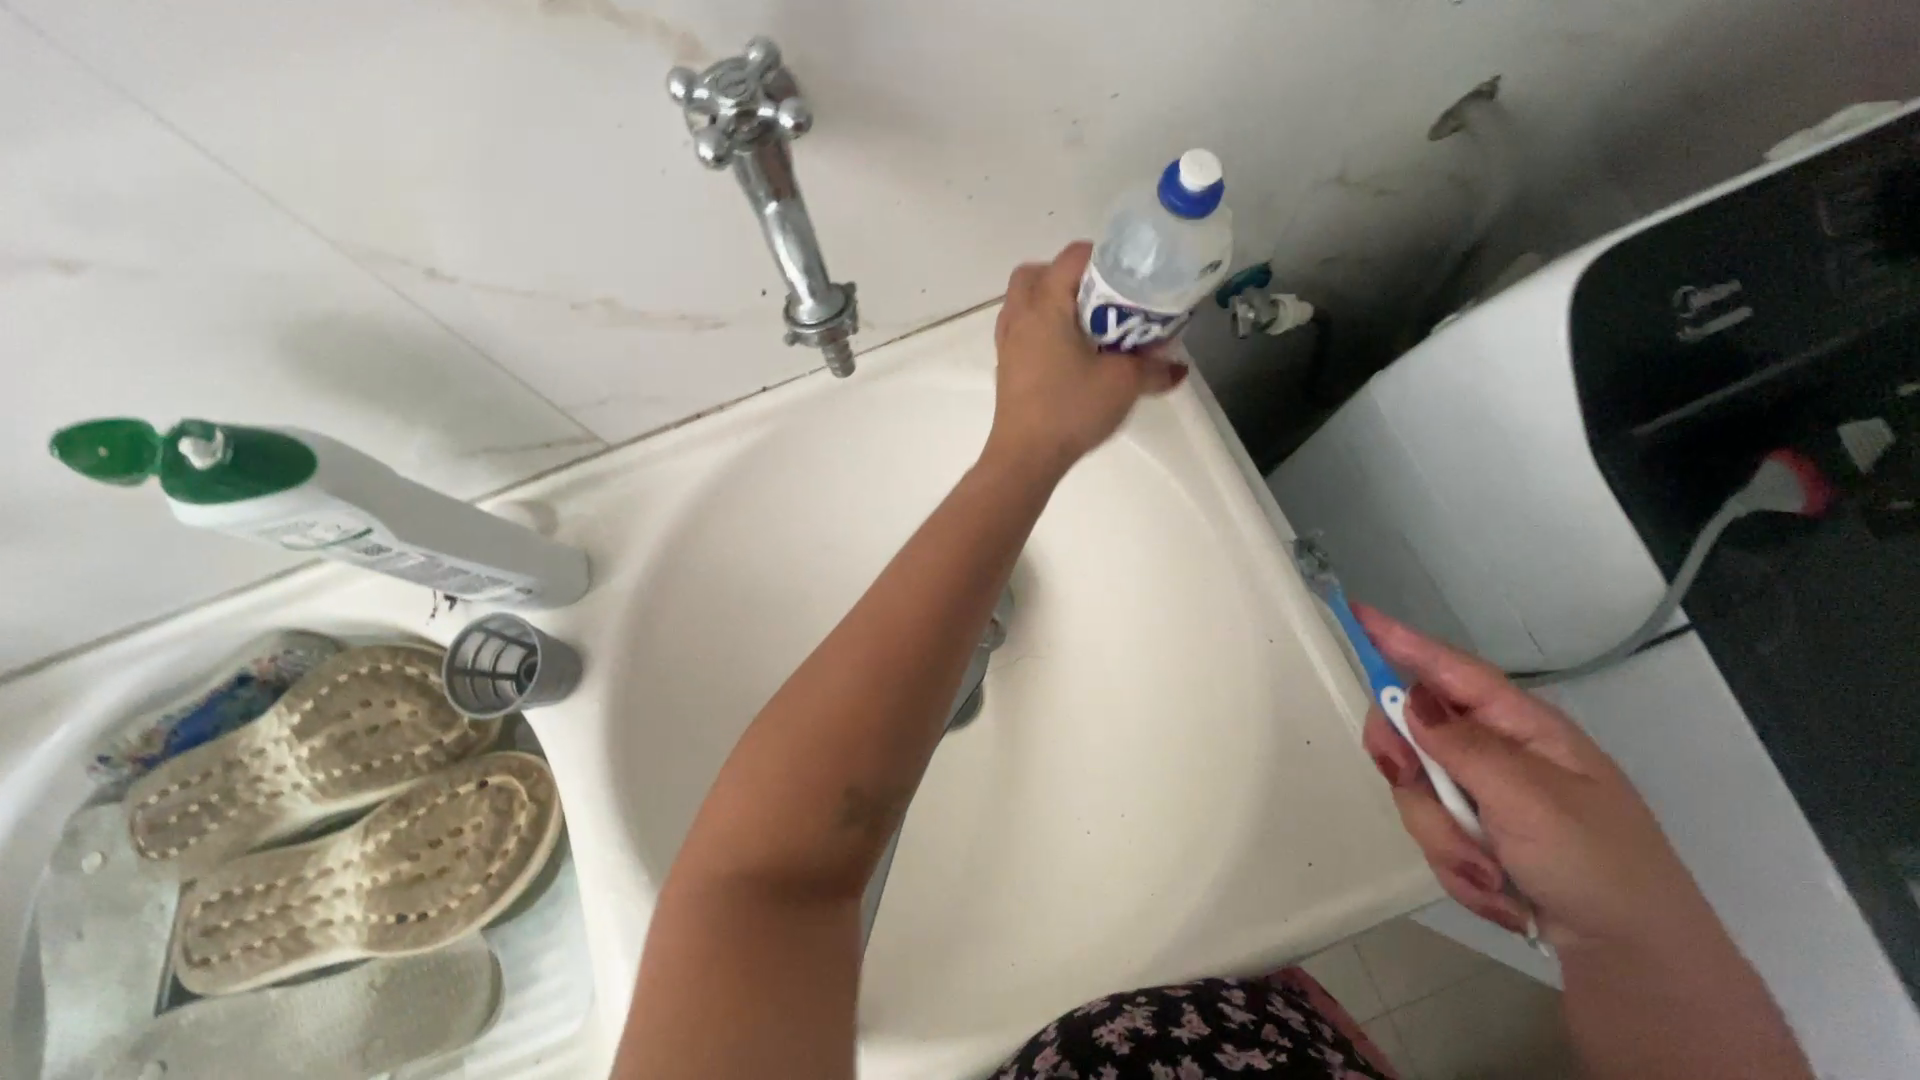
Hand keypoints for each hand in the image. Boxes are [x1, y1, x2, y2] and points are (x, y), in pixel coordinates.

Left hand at [986, 242, 1184, 473]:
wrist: (1025, 456)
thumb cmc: (1071, 409)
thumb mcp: (1123, 383)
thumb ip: (1154, 367)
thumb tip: (1178, 366)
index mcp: (1046, 304)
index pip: (1073, 257)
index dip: (1105, 258)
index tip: (1130, 279)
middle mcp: (1020, 314)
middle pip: (1038, 272)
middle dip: (1071, 278)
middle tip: (1102, 300)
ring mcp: (1007, 341)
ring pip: (1024, 301)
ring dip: (1053, 303)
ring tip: (1086, 327)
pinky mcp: (1005, 366)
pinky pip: (1021, 329)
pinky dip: (1042, 329)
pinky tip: (1068, 354)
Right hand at [1355, 605, 1719, 952]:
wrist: (1635, 960)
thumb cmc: (1600, 866)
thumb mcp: (1532, 802)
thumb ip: (1465, 749)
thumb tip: (1410, 700)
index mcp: (1523, 728)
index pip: (1450, 671)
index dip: (1401, 642)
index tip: (1356, 614)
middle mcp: (1497, 754)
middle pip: (1414, 734)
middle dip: (1413, 772)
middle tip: (1409, 782)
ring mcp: (1485, 797)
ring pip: (1417, 794)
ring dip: (1448, 840)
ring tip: (1494, 874)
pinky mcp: (1476, 836)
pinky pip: (1432, 836)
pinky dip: (1459, 869)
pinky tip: (1501, 891)